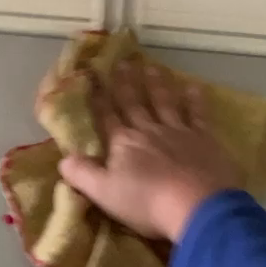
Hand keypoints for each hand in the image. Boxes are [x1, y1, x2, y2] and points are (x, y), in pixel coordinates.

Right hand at [58, 61, 243, 242]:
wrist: (196, 204)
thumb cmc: (147, 203)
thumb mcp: (105, 194)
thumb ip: (83, 175)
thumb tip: (62, 158)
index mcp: (124, 143)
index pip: (107, 117)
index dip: (98, 98)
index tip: (92, 76)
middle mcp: (148, 129)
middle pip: (134, 103)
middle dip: (126, 83)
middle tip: (122, 62)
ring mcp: (177, 131)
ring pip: (164, 102)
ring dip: (157, 84)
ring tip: (152, 66)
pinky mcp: (203, 137)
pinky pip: (197, 114)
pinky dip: (195, 100)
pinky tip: (194, 86)